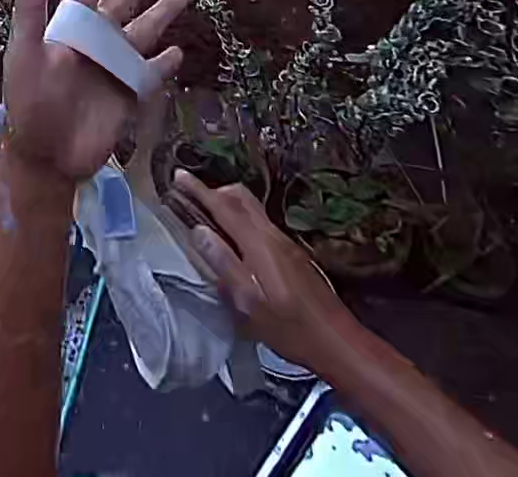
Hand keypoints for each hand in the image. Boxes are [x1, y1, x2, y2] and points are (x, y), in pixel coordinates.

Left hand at [2, 0, 189, 187]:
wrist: (48, 155)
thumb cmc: (31, 101)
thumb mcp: (26, 51)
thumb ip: (30, 9)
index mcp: (72, 26)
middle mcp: (97, 39)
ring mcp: (116, 64)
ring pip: (146, 28)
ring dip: (164, 9)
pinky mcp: (130, 91)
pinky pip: (152, 71)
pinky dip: (166, 61)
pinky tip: (178, 50)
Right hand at [175, 169, 354, 369]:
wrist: (339, 342)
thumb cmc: (291, 329)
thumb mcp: (250, 305)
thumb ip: (224, 264)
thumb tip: (198, 230)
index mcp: (259, 244)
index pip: (223, 206)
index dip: (199, 190)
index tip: (178, 175)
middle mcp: (273, 235)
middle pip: (241, 197)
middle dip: (213, 191)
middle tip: (190, 198)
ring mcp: (285, 242)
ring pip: (251, 208)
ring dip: (227, 204)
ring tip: (206, 218)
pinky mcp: (291, 253)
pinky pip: (258, 222)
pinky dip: (239, 218)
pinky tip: (233, 242)